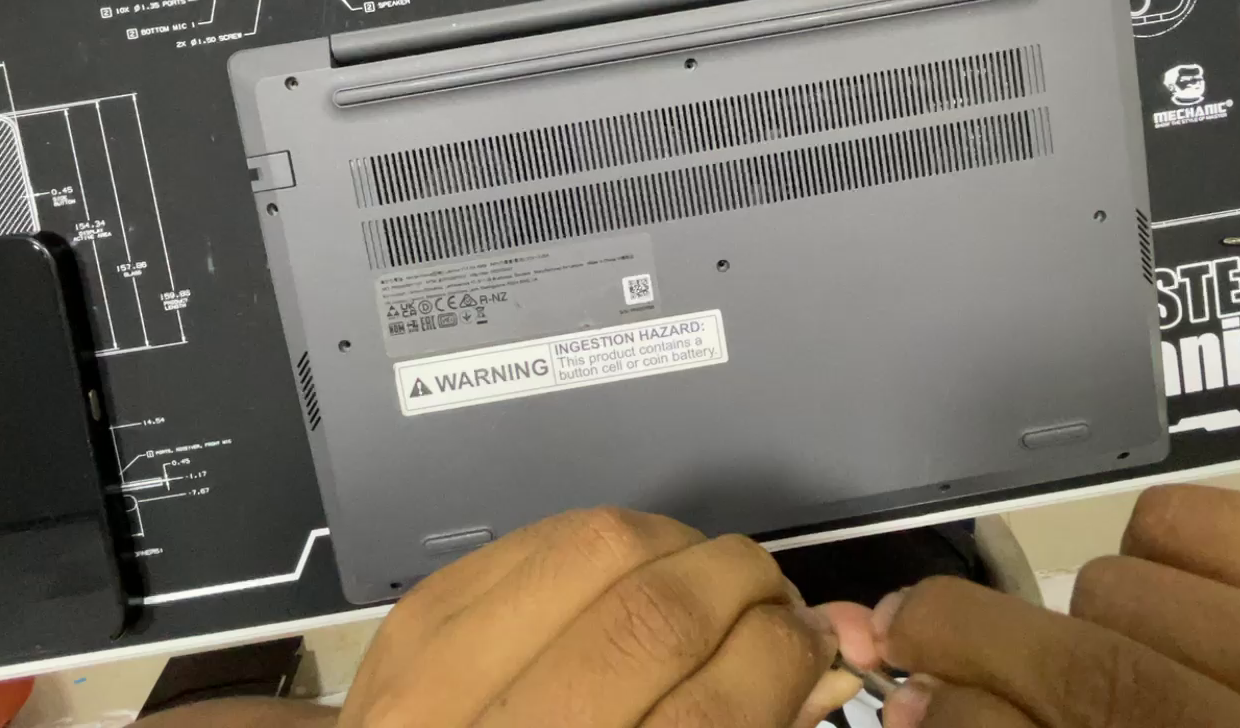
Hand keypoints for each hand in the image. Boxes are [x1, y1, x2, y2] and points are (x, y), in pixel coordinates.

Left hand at [341, 506, 860, 726]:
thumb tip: (816, 651)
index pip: (702, 716)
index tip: (810, 636)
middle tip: (773, 589)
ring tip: (709, 571)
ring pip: (599, 546)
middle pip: (652, 615)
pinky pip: (545, 530)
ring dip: (681, 545)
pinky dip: (614, 536)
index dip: (779, 658)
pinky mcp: (423, 607)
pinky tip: (638, 562)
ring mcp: (439, 663)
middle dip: (741, 582)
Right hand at [826, 485, 1239, 727]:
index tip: (904, 697)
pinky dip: (1162, 561)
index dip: (967, 719)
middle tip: (919, 634)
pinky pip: (1185, 520)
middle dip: (978, 645)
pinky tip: (1216, 617)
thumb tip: (922, 704)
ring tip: (1159, 669)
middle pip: (1098, 669)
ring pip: (1124, 584)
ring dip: (1100, 624)